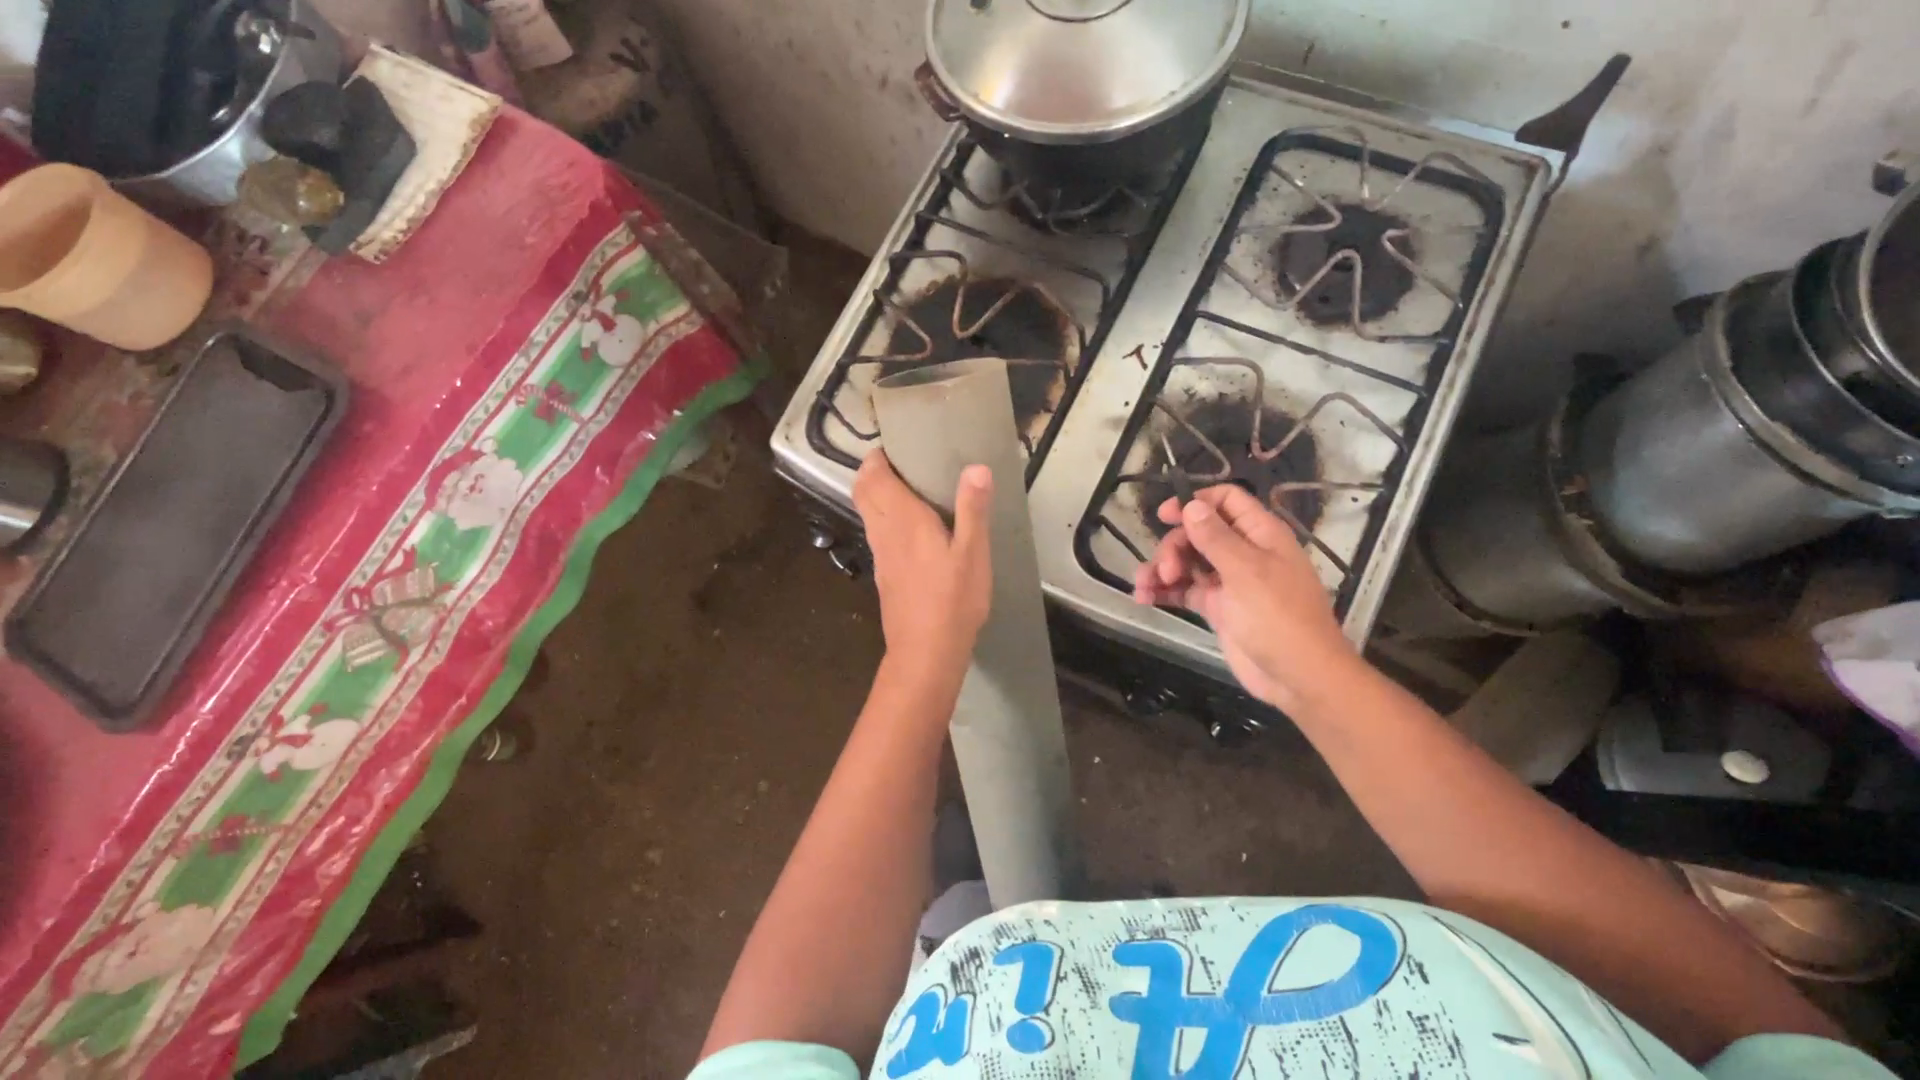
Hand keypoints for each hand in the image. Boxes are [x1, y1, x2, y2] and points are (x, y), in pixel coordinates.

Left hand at [853, 451, 992, 680]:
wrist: (925, 652)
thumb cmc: (953, 601)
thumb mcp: (973, 554)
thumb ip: (973, 509)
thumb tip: (975, 467)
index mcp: (903, 520)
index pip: (874, 477)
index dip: (878, 457)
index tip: (899, 446)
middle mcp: (884, 532)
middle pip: (864, 492)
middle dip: (874, 472)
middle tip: (904, 464)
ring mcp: (881, 556)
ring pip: (868, 514)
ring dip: (879, 496)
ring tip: (912, 490)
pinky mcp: (885, 575)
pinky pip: (878, 534)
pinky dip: (887, 520)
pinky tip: (915, 529)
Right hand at [1132, 486, 1358, 712]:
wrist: (1298, 676)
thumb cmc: (1279, 617)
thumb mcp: (1246, 572)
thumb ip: (1215, 537)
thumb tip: (1191, 505)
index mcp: (1260, 534)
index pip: (1226, 501)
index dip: (1195, 502)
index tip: (1165, 515)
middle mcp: (1244, 552)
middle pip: (1199, 532)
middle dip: (1175, 546)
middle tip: (1167, 571)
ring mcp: (1230, 582)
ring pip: (1188, 562)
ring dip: (1162, 569)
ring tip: (1144, 587)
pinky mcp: (1218, 608)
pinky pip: (1185, 590)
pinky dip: (1164, 591)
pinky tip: (1144, 598)